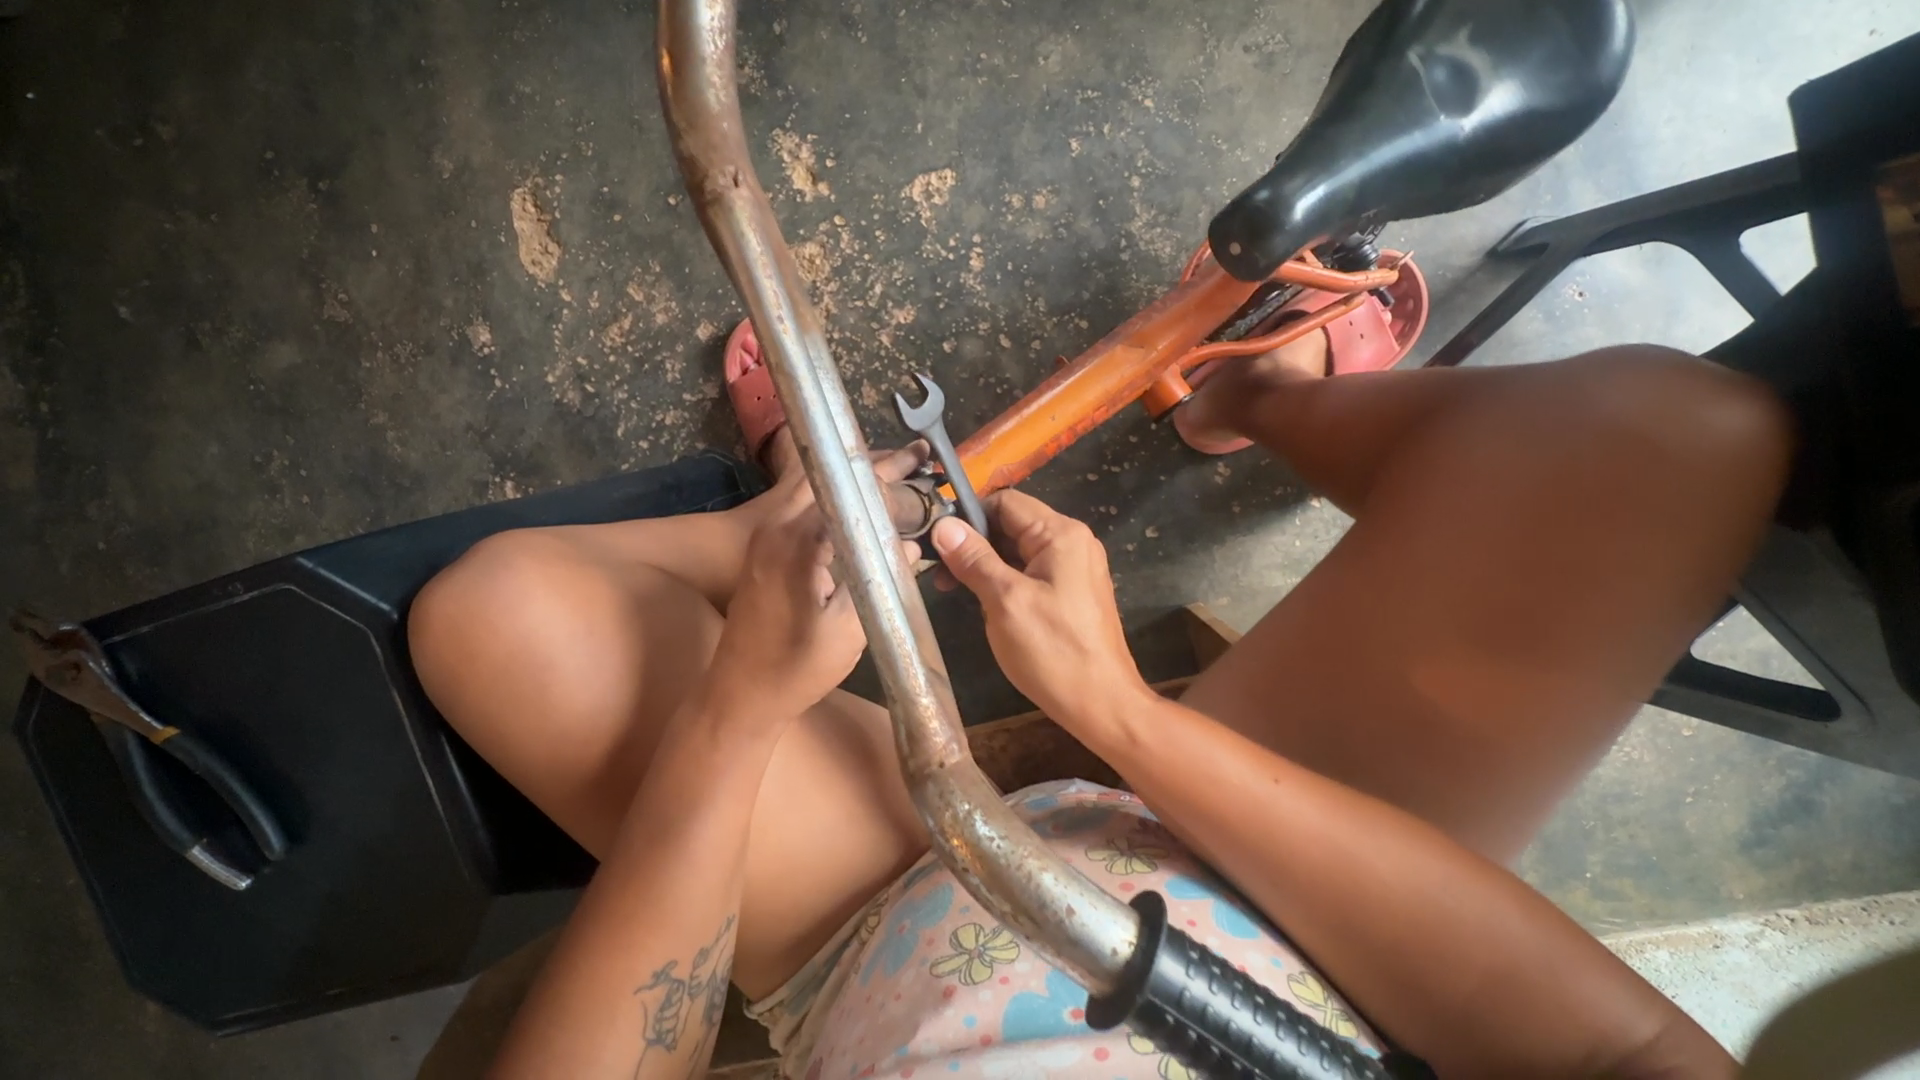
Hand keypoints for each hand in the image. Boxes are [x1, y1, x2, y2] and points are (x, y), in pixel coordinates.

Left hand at [702, 444, 927, 726]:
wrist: (738, 697)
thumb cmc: (795, 670)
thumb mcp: (849, 630)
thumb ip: (881, 580)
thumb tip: (908, 545)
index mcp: (795, 542)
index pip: (847, 489)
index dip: (887, 478)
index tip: (923, 470)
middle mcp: (775, 528)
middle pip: (829, 477)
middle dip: (872, 467)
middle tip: (916, 459)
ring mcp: (765, 537)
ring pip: (816, 488)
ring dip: (854, 482)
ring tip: (899, 472)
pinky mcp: (765, 551)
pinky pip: (806, 508)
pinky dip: (838, 501)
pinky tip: (866, 510)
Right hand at [930, 490, 1152, 731]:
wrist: (1102, 704)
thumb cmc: (1053, 651)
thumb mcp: (1005, 601)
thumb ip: (974, 559)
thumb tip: (943, 525)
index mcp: (1061, 534)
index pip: (1005, 502)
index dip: (968, 517)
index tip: (937, 542)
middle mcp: (1073, 541)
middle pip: (1012, 524)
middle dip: (974, 544)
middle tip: (939, 574)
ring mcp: (1075, 568)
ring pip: (1018, 550)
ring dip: (986, 565)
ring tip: (955, 591)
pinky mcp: (1072, 592)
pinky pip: (1031, 572)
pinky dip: (1004, 581)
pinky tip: (985, 604)